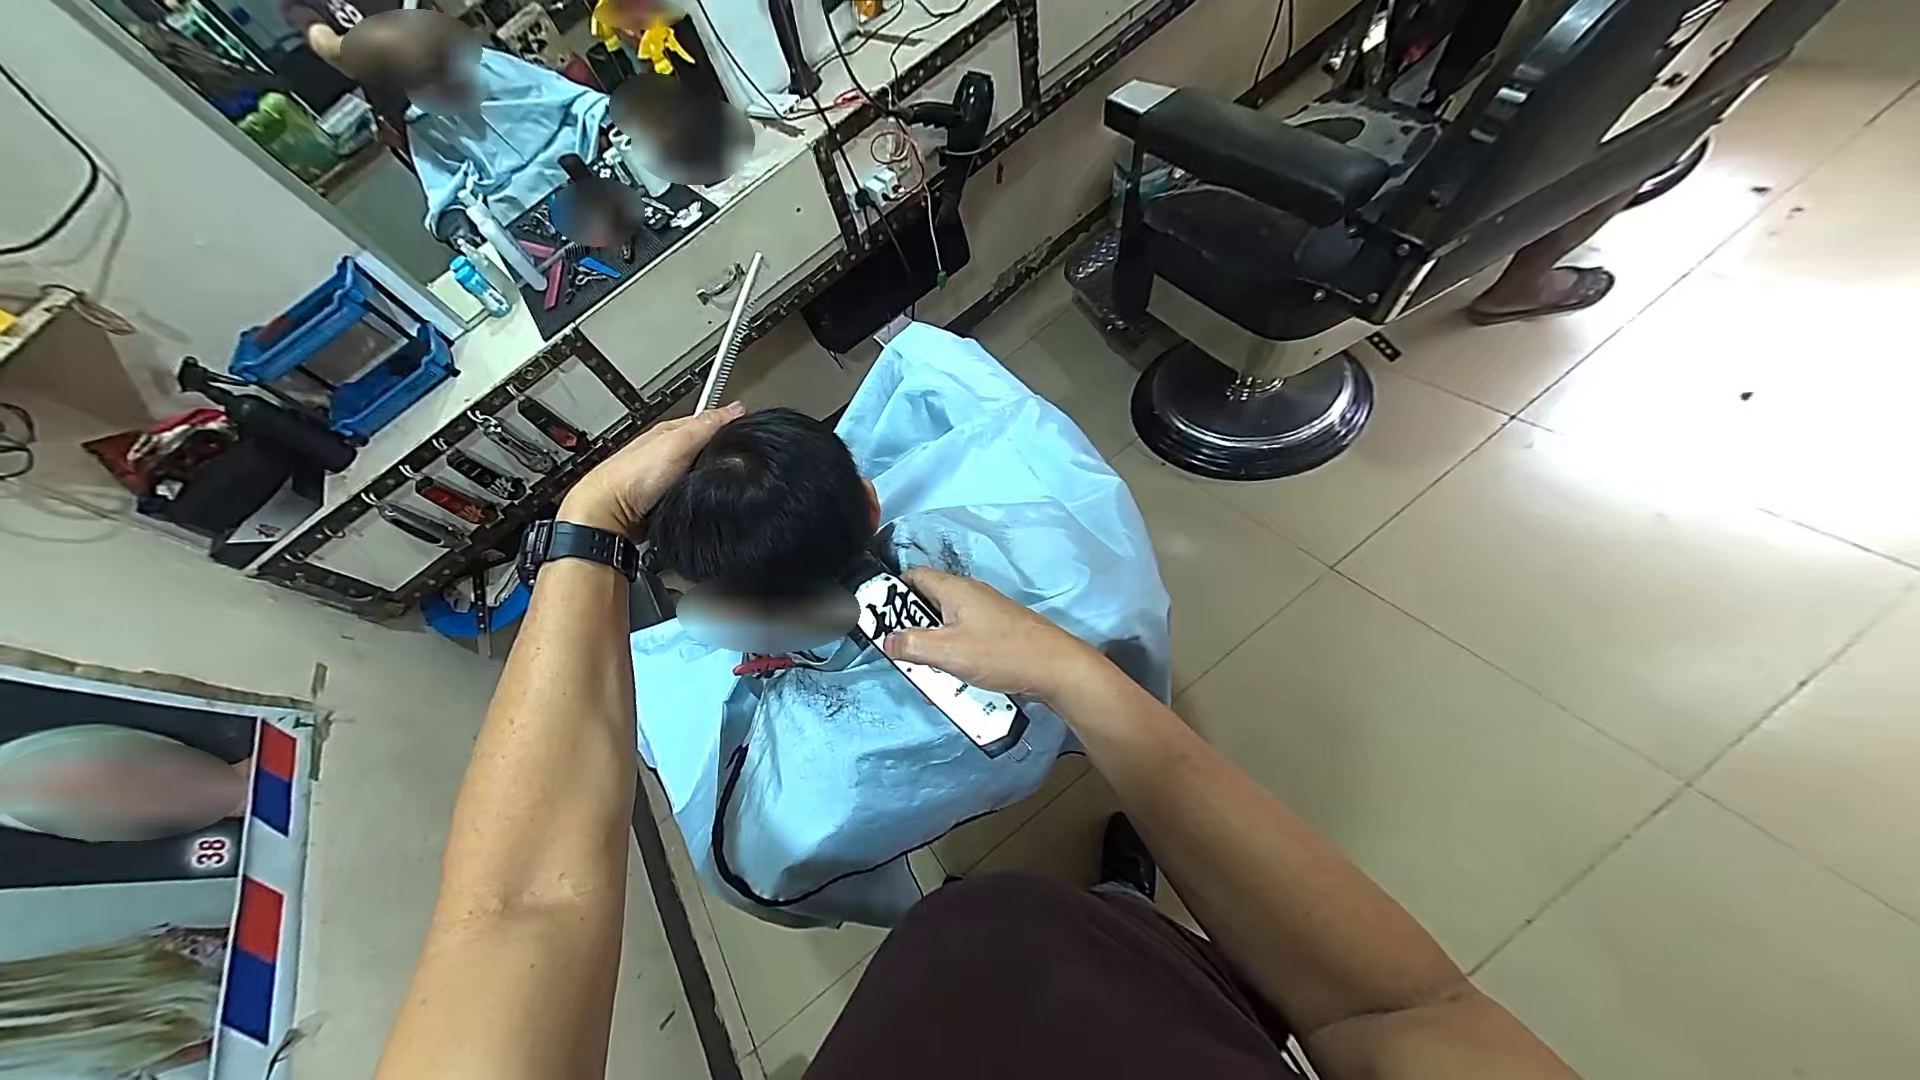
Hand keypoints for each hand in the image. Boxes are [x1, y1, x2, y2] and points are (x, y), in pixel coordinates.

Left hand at [559, 402, 743, 539]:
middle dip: (727, 451)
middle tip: (745, 454)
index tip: (750, 426)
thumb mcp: (678, 443)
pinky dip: (705, 493)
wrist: (611, 516)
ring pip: (703, 472)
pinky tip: (711, 495)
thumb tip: (735, 409)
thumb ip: (706, 426)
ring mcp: (669, 478)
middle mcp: (670, 454)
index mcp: (671, 433)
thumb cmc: (633, 477)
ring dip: (716, 475)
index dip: (731, 423)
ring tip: (732, 475)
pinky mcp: (670, 500)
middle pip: (708, 448)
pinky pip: (695, 493)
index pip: (709, 421)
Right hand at [881, 568, 1107, 702]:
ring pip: (946, 625)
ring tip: (927, 672)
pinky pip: (965, 638)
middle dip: (911, 628)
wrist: (1056, 668)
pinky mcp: (998, 631)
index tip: (878, 618)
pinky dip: (954, 654)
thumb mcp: (947, 652)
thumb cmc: (1001, 653)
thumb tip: (888, 642)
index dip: (892, 593)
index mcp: (955, 589)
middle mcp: (970, 594)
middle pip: (928, 603)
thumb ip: (912, 645)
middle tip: (902, 653)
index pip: (914, 576)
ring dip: (933, 646)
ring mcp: (986, 612)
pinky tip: (955, 677)